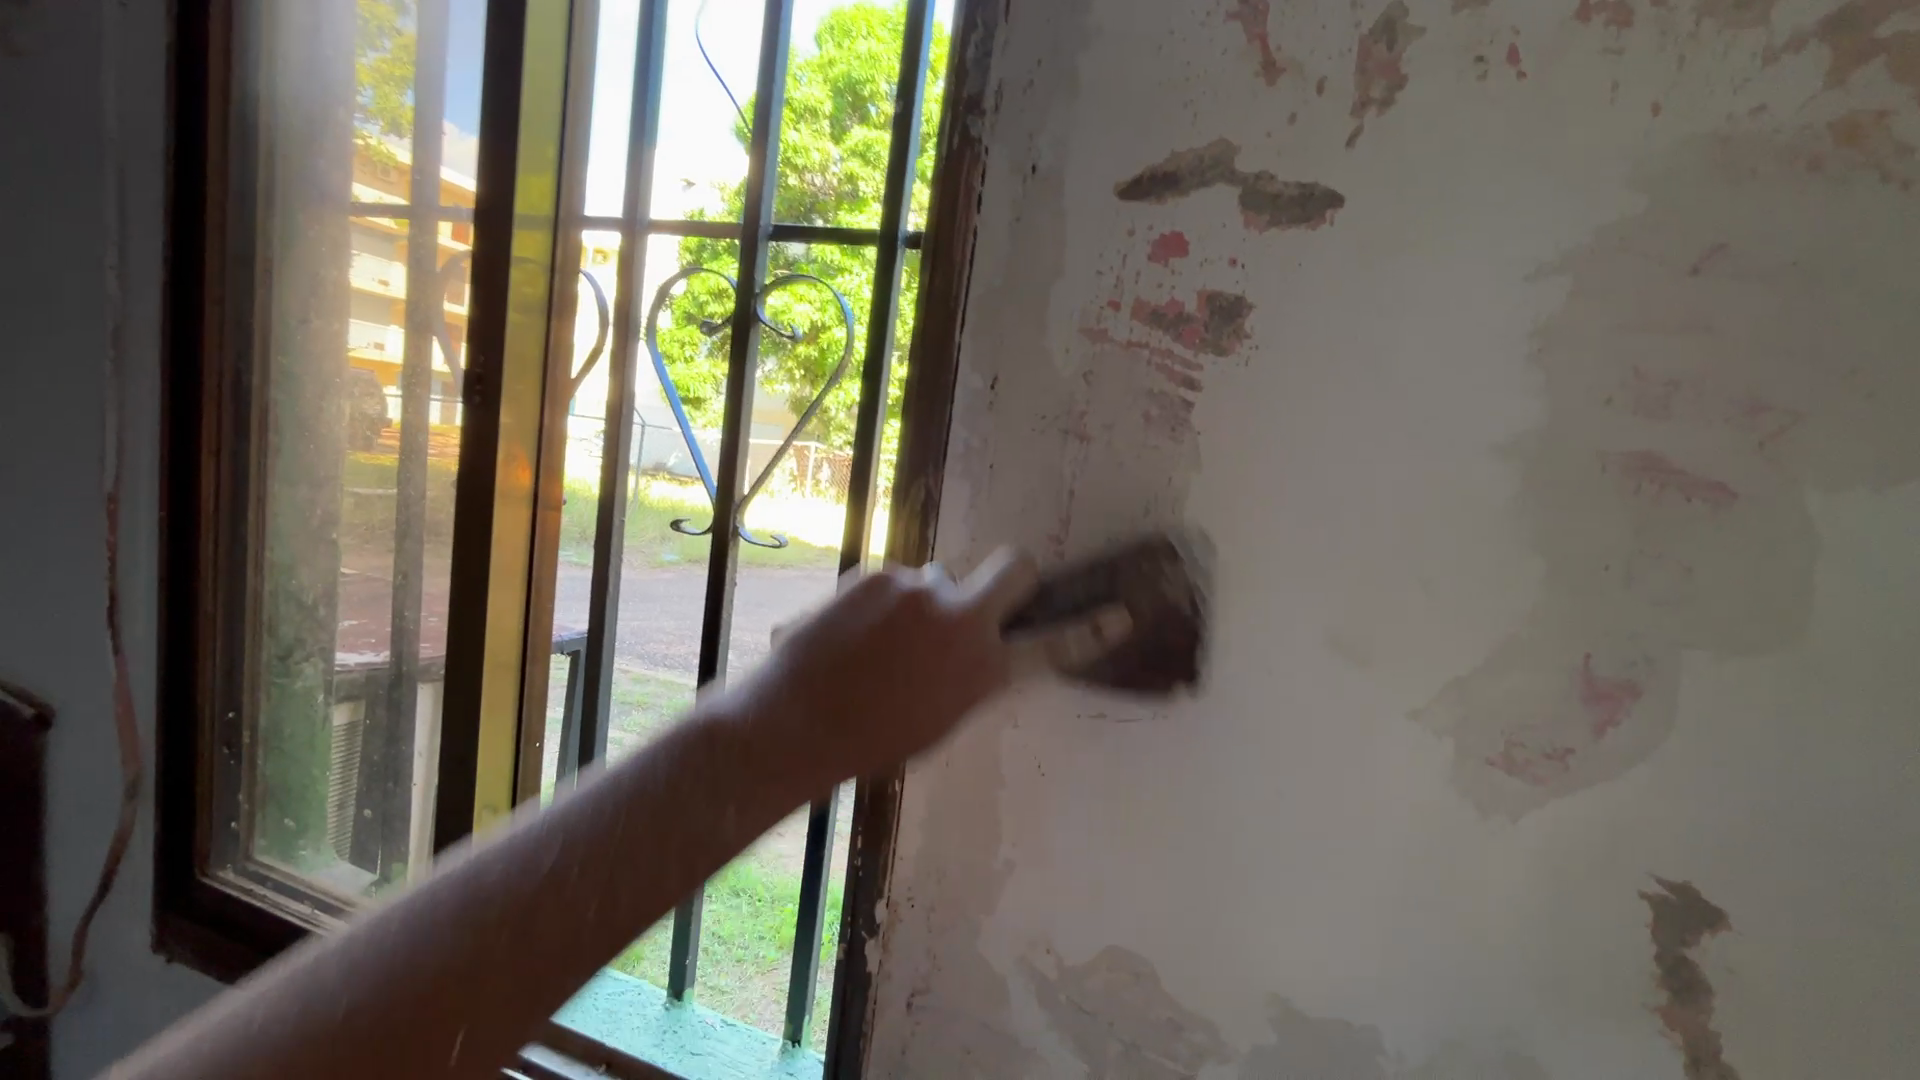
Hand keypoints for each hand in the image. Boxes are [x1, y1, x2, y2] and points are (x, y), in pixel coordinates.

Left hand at [741, 548, 1126, 784]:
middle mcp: (964, 620)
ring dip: (920, 602)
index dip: (1091, 630)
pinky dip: (880, 601)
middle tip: (980, 597)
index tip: (1122, 613)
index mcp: (985, 672)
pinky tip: (849, 634)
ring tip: (876, 642)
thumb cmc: (869, 740)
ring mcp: (922, 590)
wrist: (794, 723)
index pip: (1053, 646)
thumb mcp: (939, 719)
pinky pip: (894, 581)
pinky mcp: (881, 574)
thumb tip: (971, 647)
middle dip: (1010, 577)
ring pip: (936, 580)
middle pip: (1013, 567)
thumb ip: (969, 675)